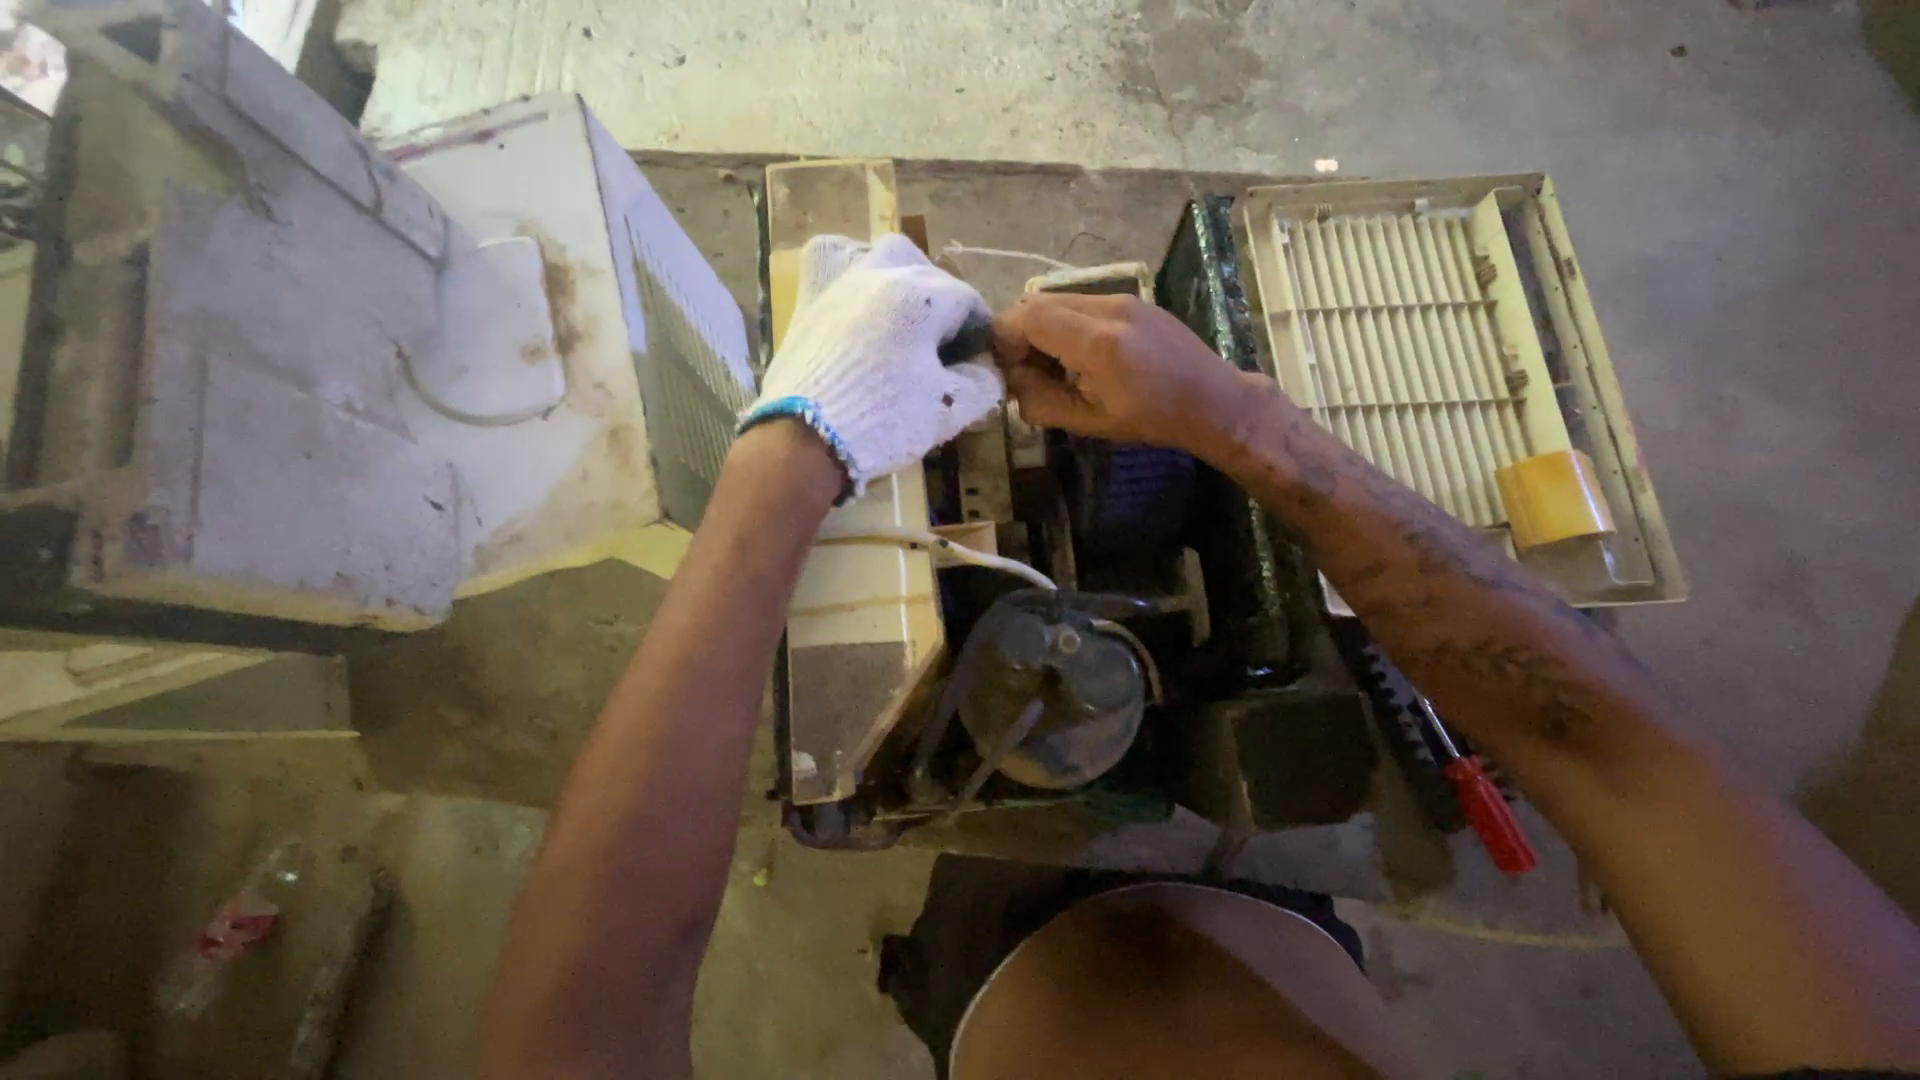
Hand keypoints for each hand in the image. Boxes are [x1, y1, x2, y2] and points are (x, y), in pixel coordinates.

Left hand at [742, 234, 1003, 495]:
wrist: (804, 441)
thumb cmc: (884, 422)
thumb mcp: (948, 409)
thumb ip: (984, 382)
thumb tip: (987, 369)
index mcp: (923, 294)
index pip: (969, 302)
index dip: (980, 336)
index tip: (978, 366)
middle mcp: (882, 271)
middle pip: (932, 275)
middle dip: (945, 309)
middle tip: (943, 354)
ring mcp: (840, 280)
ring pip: (885, 257)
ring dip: (904, 281)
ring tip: (905, 323)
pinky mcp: (809, 297)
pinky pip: (834, 260)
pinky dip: (851, 269)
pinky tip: (858, 297)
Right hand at [991, 292, 1278, 459]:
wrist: (1212, 401)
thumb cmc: (1153, 420)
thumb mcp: (1089, 422)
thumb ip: (1040, 402)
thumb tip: (1010, 383)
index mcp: (1099, 343)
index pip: (1027, 317)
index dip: (1004, 340)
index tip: (1007, 370)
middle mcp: (1109, 308)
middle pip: (1037, 302)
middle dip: (1020, 335)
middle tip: (1026, 371)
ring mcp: (1123, 298)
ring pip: (1058, 300)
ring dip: (1042, 329)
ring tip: (1054, 367)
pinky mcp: (1133, 299)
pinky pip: (1082, 303)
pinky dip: (1066, 325)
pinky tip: (1079, 356)